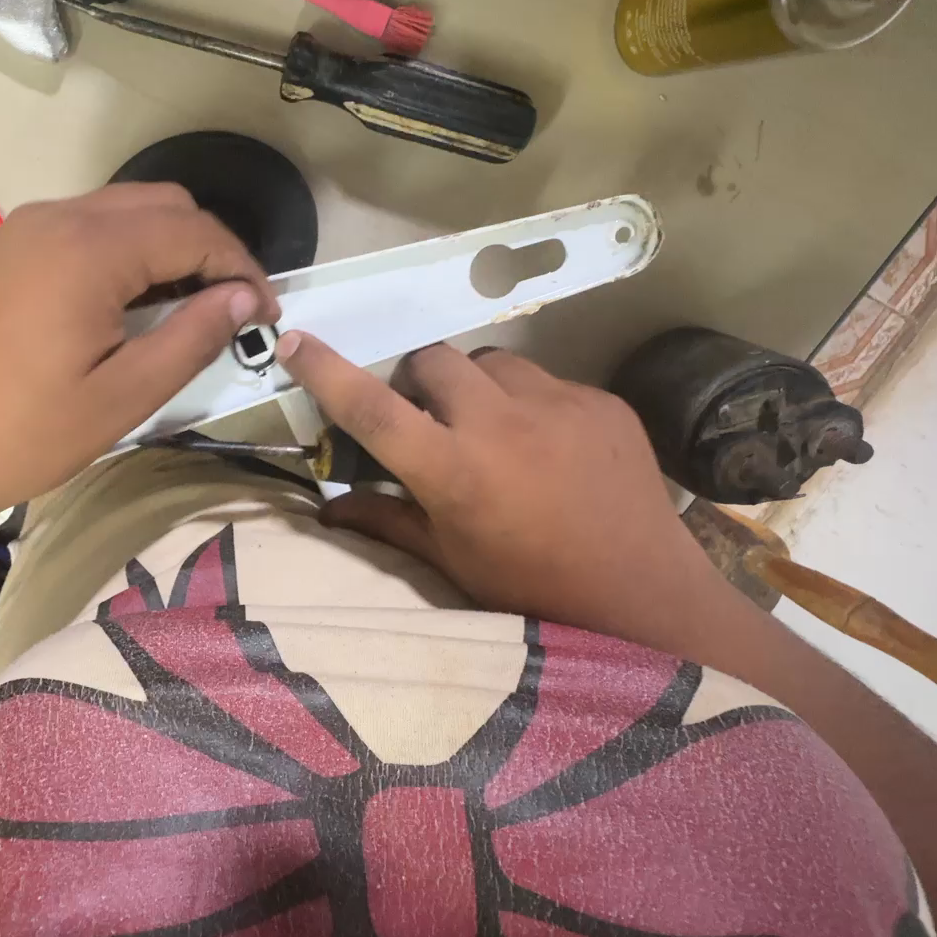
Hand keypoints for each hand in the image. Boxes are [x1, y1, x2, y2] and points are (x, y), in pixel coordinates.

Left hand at [0, 184, 278, 524]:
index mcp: (88, 249)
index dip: (242, 268)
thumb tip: (246, 297)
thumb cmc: (27, 434)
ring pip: (123, 212)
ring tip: (191, 311)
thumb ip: (194, 336)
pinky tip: (134, 305)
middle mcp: (56, 218)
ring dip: (168, 249)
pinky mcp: (7, 250)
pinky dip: (126, 254)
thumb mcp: (126, 395)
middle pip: (161, 205)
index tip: (269, 314)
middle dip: (210, 249)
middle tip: (234, 311)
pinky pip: (86, 230)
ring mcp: (24, 229)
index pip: (193, 231)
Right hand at [279, 334, 734, 656]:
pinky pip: (545, 380)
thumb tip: (328, 506)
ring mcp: (558, 404)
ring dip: (473, 386)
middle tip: (429, 421)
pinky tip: (546, 447)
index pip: (371, 406)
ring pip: (491, 361)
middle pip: (433, 359)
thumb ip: (386, 520)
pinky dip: (527, 403)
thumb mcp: (449, 560)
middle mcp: (499, 423)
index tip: (295, 341)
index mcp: (451, 470)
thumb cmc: (530, 588)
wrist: (641, 595)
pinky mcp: (601, 402)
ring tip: (492, 430)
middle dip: (418, 381)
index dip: (326, 370)